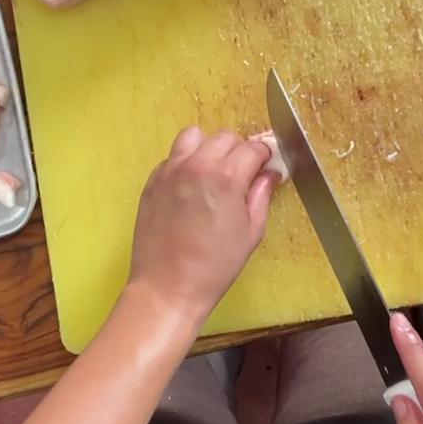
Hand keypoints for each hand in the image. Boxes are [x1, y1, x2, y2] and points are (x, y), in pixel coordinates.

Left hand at [127, 127, 277, 320]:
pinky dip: (185, 162)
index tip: (265, 167)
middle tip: (242, 172)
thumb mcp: (251, 232)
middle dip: (238, 150)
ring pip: (193, 136)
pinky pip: (172, 156)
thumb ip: (261, 195)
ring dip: (208, 147)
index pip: (252, 148)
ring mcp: (170, 171)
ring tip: (213, 171)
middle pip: (224, 137)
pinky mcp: (152, 181)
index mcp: (226, 176)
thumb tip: (270, 174)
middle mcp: (196, 165)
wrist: (168, 286)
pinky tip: (191, 186)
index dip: (264, 156)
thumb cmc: (215, 265)